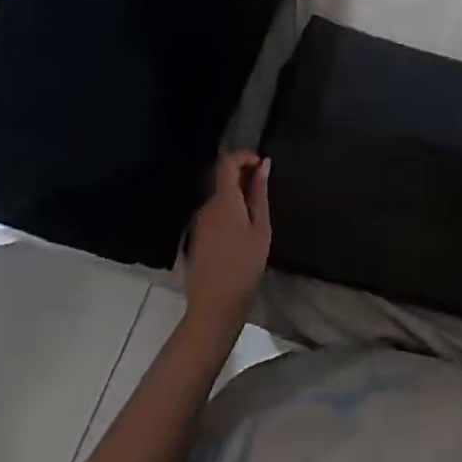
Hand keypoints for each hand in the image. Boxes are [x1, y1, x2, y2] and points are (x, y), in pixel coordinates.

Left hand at [184, 151, 270, 325]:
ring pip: (219, 197)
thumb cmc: (244, 265)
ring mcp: (199, 222)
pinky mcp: (197, 236)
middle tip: (264, 190)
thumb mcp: (261, 228)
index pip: (227, 162)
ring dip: (237, 195)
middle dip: (243, 176)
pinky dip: (229, 210)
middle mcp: (207, 206)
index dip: (244, 156)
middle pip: (222, 179)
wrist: (214, 305)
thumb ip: (260, 193)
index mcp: (223, 200)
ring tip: (257, 214)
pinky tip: (241, 231)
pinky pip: (214, 213)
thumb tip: (263, 163)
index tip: (261, 164)